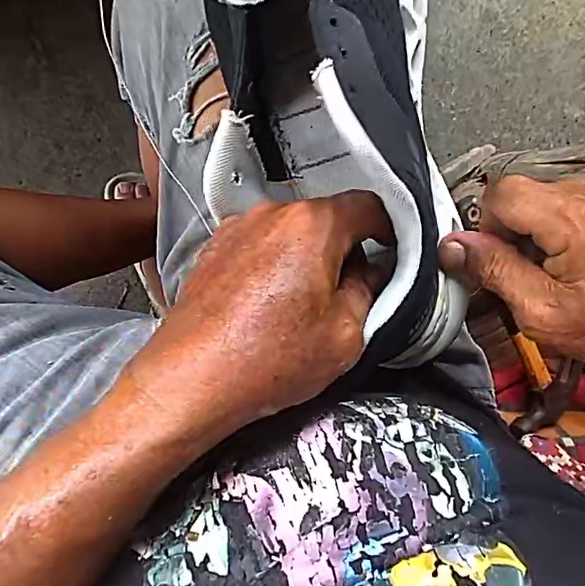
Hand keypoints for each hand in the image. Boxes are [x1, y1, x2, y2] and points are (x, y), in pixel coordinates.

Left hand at [120, 191, 388, 443]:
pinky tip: (273, 309)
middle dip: (345, 250)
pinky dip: (275, 268)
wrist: (192, 379)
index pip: (368, 206)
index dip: (389, 227)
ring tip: (304, 310)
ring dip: (307, 260)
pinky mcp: (216, 250)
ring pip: (292, 234)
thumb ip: (369, 293)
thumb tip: (371, 276)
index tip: (392, 245)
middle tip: (352, 292)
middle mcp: (273, 216)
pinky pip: (261, 248)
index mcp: (313, 227)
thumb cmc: (260, 360)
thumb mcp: (345, 334)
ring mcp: (240, 231)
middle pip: (328, 219)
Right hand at [438, 175, 584, 389]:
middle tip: (532, 270)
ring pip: (550, 192)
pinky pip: (579, 196)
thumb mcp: (543, 315)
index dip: (488, 225)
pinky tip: (583, 257)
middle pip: (527, 190)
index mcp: (582, 223)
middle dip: (517, 228)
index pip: (503, 192)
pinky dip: (568, 222)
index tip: (499, 256)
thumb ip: (494, 271)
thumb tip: (455, 246)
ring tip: (562, 266)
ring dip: (542, 225)